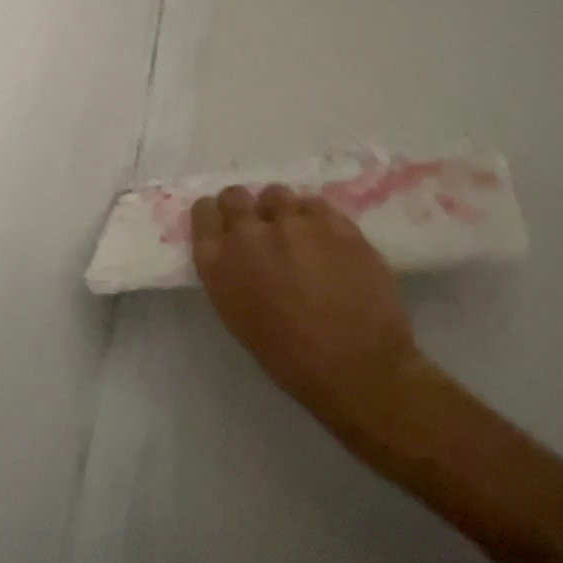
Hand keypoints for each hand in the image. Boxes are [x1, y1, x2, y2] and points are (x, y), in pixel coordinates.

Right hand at [191, 184, 425, 435]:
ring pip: (277, 194)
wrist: (358, 368)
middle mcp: (250, 233)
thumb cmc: (290, 356)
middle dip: (244, 208)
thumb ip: (228, 272)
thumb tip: (235, 250)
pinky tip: (325, 242)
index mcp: (218, 261)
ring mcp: (294, 224)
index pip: (204, 212)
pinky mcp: (335, 223)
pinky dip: (315, 218)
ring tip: (298, 236)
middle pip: (235, 196)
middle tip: (261, 230)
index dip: (215, 217)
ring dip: (281, 211)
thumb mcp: (237, 315)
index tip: (226, 228)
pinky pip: (315, 204)